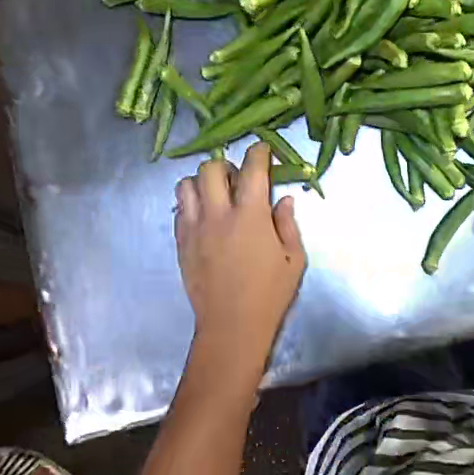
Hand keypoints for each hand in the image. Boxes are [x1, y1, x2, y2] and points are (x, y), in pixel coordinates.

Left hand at [174, 143, 305, 361]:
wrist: (232, 324)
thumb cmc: (270, 293)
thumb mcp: (294, 258)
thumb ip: (288, 224)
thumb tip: (283, 200)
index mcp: (252, 216)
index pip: (252, 169)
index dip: (259, 153)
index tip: (263, 149)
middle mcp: (219, 214)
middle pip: (211, 168)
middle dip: (226, 165)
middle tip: (238, 178)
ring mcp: (195, 228)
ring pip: (186, 184)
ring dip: (202, 182)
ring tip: (217, 194)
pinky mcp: (181, 242)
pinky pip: (180, 210)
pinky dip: (191, 203)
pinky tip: (206, 216)